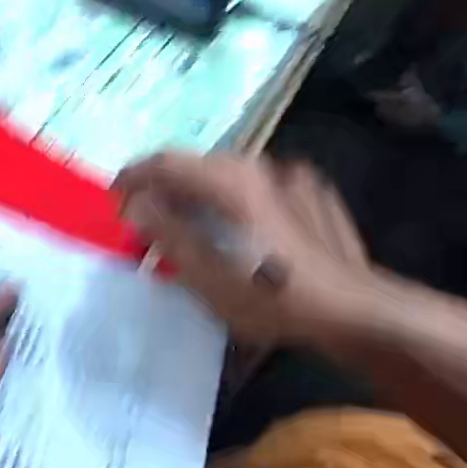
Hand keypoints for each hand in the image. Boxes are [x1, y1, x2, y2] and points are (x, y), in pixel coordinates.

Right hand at [115, 152, 378, 344]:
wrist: (352, 307)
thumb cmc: (274, 296)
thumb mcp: (210, 276)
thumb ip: (168, 233)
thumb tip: (134, 203)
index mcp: (230, 179)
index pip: (166, 161)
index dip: (134, 176)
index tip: (114, 200)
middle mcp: (257, 165)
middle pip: (196, 166)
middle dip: (164, 189)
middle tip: (146, 223)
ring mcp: (286, 175)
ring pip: (227, 176)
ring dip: (197, 196)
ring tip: (185, 229)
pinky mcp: (308, 191)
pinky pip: (255, 187)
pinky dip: (232, 202)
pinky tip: (235, 231)